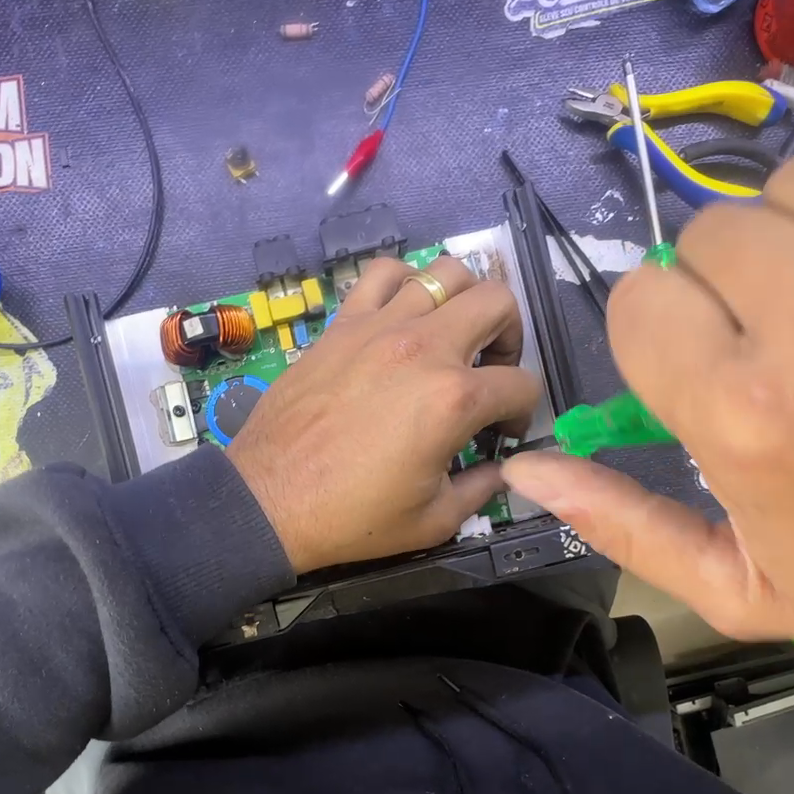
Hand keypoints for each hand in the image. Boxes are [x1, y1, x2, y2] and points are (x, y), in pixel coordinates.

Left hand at [227, 255, 538, 574]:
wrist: (272, 501)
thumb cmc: (353, 517)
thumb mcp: (435, 521)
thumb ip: (484, 487)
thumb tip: (505, 468)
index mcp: (453, 399)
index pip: (521, 384)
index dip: (521, 412)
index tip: (499, 434)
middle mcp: (424, 348)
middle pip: (499, 302)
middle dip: (509, 338)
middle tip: (488, 373)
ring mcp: (379, 327)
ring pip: (446, 272)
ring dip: (463, 302)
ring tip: (449, 338)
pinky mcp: (343, 324)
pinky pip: (383, 273)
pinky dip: (404, 283)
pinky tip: (402, 315)